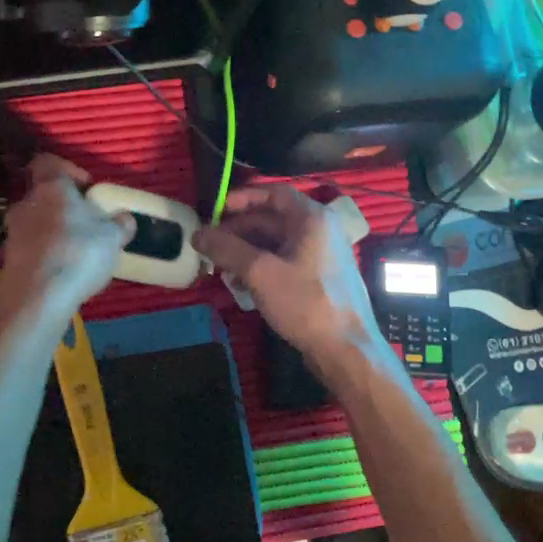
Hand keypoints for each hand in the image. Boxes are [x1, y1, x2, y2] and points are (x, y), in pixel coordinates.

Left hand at [0, 155, 134, 317]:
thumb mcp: (112, 238)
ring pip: (36, 223)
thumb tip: (124, 218)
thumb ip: (119, 225)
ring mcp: (13, 232)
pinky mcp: (9, 259)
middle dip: (64, 207)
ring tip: (78, 252)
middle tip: (87, 224)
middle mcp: (26, 203)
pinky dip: (46, 254)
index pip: (48, 162)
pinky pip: (31, 248)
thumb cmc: (78, 255)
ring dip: (55, 232)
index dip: (68, 170)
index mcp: (50, 187)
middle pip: (43, 195)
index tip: (86, 188)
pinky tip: (63, 272)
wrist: (37, 299)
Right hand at [193, 185, 379, 365]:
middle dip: (239, 230)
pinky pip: (284, 262)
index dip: (242, 198)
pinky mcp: (319, 278)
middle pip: (272, 219)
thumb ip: (226, 249)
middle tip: (210, 245)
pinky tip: (242, 284)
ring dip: (246, 251)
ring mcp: (321, 255)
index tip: (215, 211)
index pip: (273, 193)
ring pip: (276, 243)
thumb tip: (197, 234)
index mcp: (312, 218)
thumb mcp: (260, 272)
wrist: (344, 348)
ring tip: (221, 267)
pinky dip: (261, 267)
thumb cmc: (305, 302)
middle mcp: (320, 230)